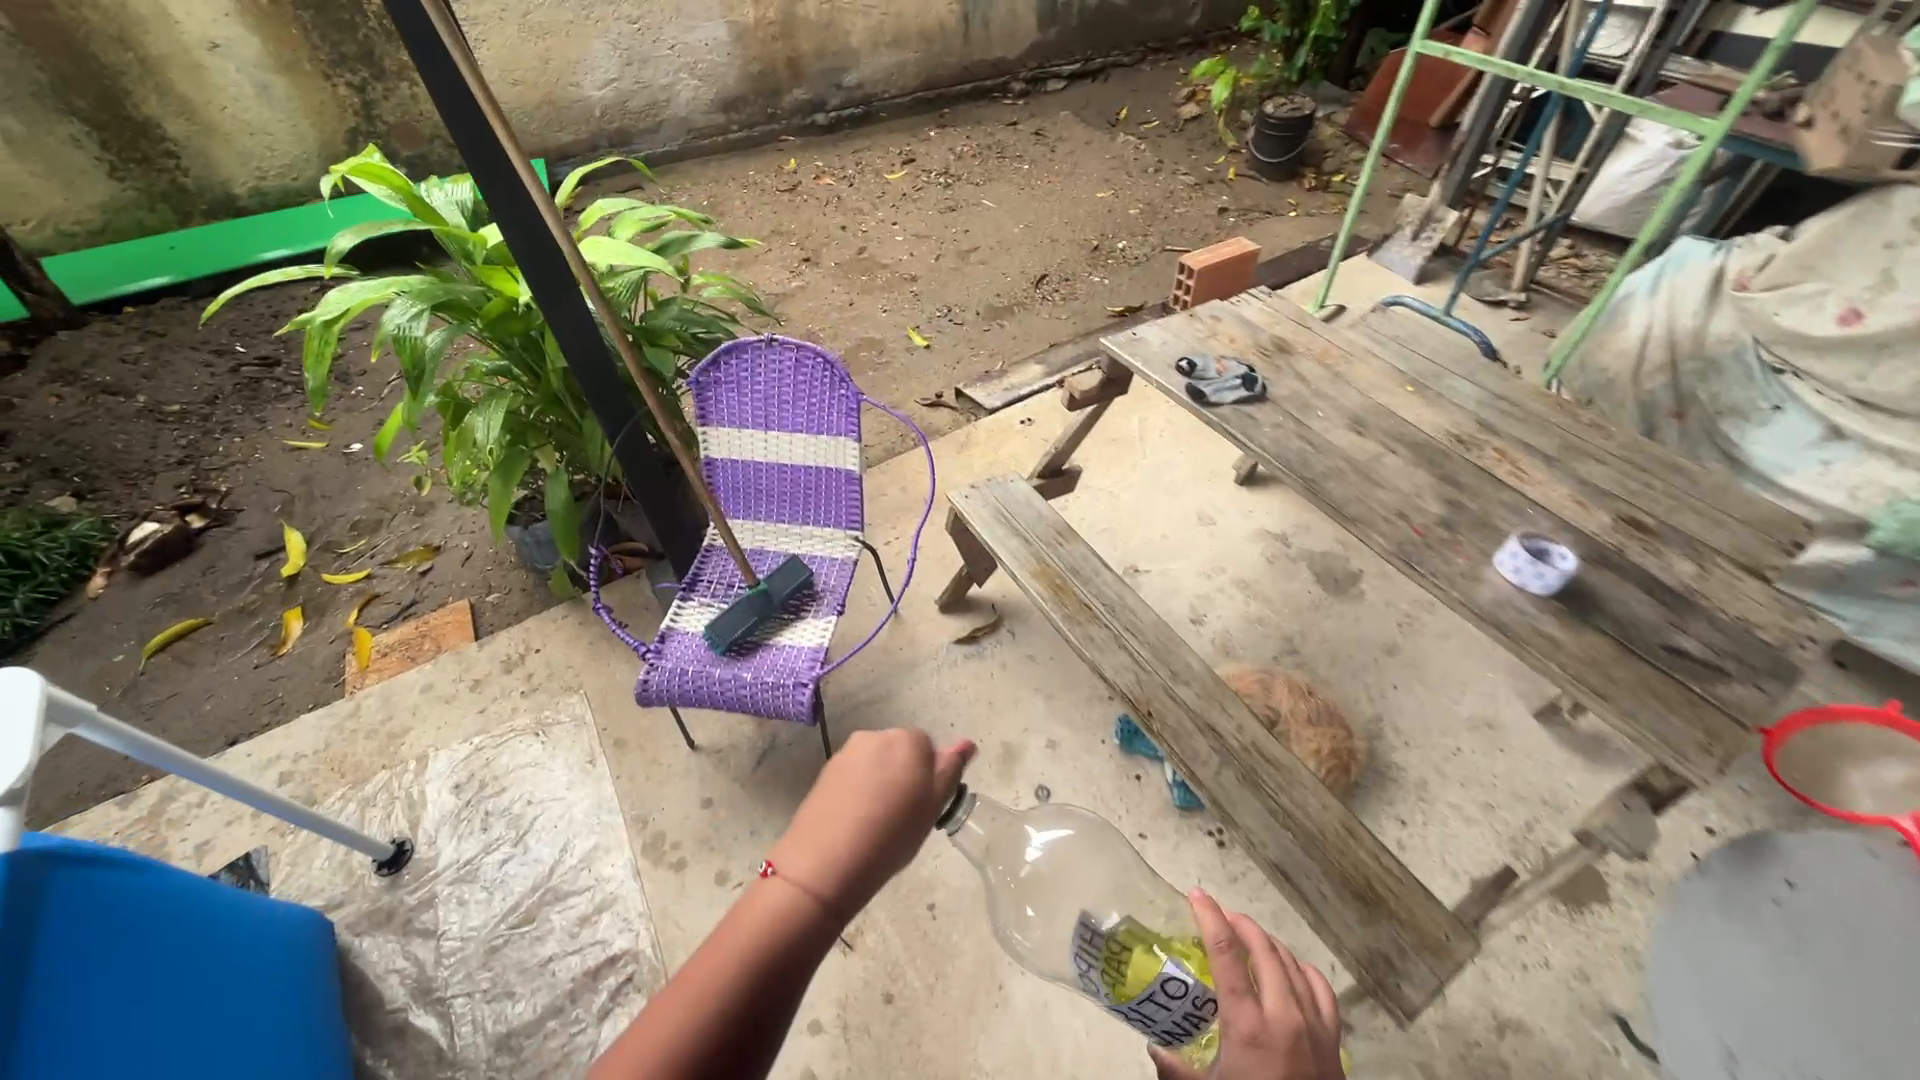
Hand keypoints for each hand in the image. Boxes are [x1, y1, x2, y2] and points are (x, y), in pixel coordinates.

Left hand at [764, 728, 974, 919]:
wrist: (827, 861)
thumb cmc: (893, 834)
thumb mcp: (933, 805)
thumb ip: (950, 769)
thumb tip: (967, 743)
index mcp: (908, 740)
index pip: (928, 749)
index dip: (928, 777)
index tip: (922, 806)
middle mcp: (875, 736)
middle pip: (899, 751)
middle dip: (903, 774)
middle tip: (902, 815)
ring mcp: (846, 753)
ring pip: (874, 764)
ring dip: (879, 782)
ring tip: (876, 822)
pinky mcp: (825, 772)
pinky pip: (852, 776)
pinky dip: (857, 791)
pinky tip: (855, 822)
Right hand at [1148, 890, 1342, 1079]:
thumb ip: (1175, 1071)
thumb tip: (1154, 1047)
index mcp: (1247, 1023)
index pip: (1227, 952)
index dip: (1210, 917)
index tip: (1196, 895)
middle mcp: (1283, 1014)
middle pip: (1263, 948)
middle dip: (1239, 923)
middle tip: (1220, 915)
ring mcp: (1314, 1026)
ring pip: (1291, 963)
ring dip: (1268, 942)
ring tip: (1249, 937)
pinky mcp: (1333, 1042)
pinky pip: (1321, 990)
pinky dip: (1303, 969)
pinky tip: (1292, 968)